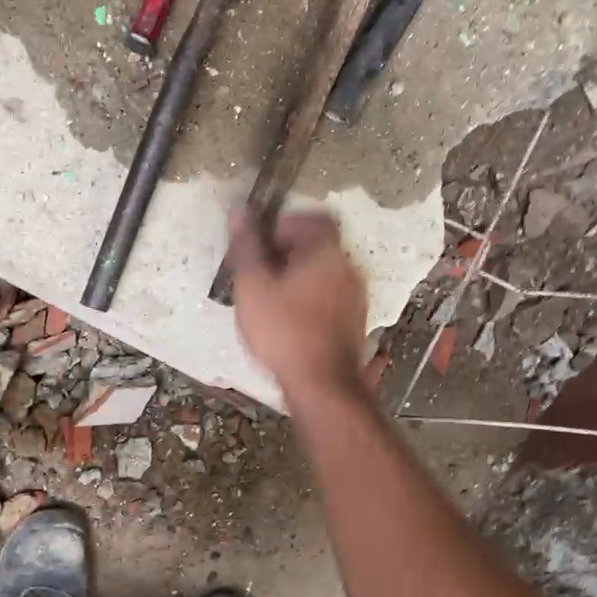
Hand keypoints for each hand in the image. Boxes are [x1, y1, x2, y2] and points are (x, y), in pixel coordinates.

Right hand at [228, 211, 368, 399]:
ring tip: (267, 297)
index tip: (262, 241)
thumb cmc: (284, 332)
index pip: (315, 218)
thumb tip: (240, 211)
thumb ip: (247, 245)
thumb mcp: (253, 285)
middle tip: (257, 271)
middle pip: (319, 245)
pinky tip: (286, 320)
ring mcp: (355, 297)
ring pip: (323, 273)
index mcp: (327, 252)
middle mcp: (348, 268)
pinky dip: (307, 299)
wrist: (322, 385)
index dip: (286, 223)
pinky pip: (328, 297)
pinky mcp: (353, 322)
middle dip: (286, 252)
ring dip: (295, 277)